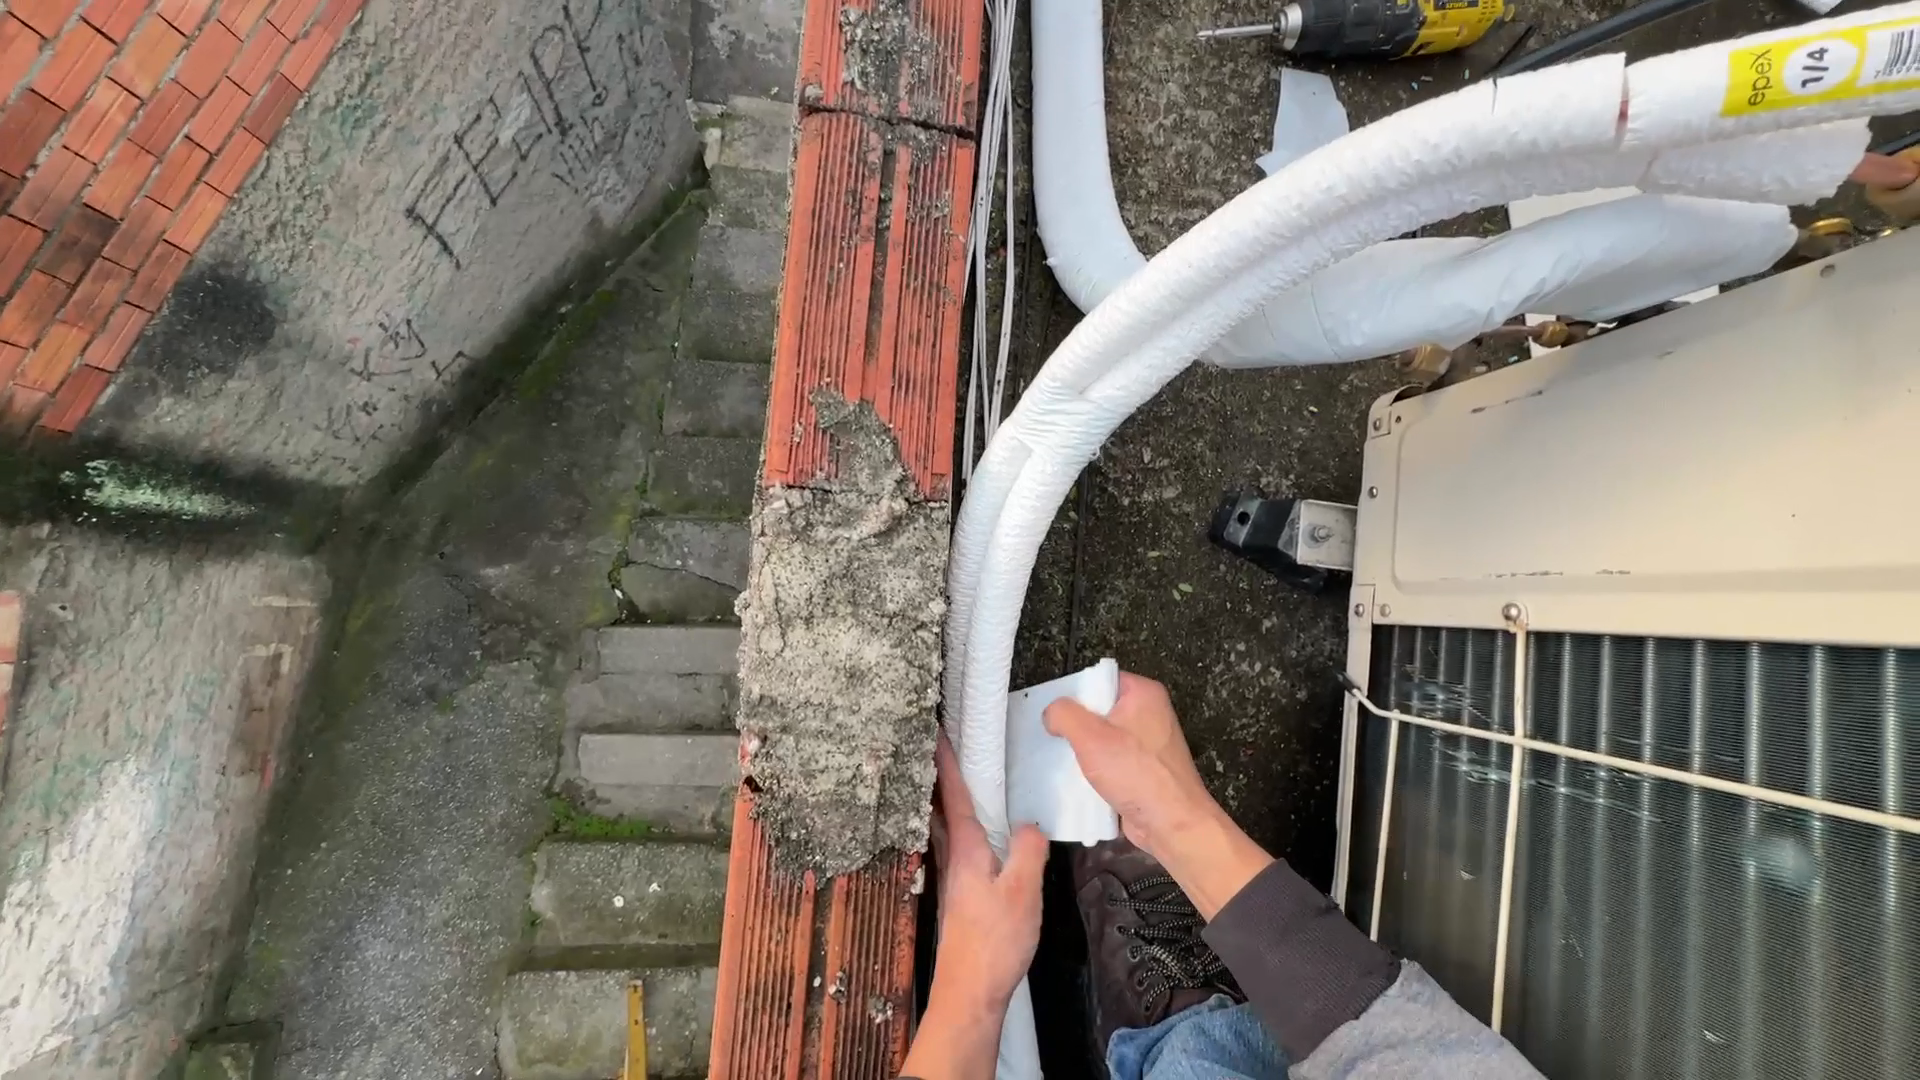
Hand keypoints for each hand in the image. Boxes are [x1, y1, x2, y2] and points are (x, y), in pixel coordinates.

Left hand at [927, 735, 1047, 1009]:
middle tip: (938, 742)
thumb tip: (1028, 824)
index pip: (952, 793)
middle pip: (941, 804)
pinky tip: (970, 827)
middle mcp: (953, 855)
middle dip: (937, 772)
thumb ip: (1027, 850)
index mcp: (965, 847)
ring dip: (944, 795)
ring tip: (950, 773)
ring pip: (945, 823)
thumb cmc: (995, 940)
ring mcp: (953, 874)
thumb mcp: (1021, 890)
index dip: (944, 759)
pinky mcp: (959, 891)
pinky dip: (955, 821)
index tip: (934, 729)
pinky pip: (955, 841)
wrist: (971, 992)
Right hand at [1044, 672, 1272, 918]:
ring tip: (1062, 758)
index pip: (1099, 679)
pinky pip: (1113, 759)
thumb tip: (1051, 713)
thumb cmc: (1135, 773)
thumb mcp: (1090, 736)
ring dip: (1084, 748)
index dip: (1074, 693)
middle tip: (1054, 737)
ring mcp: (1149, 742)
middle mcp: (1150, 712)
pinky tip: (1079, 779)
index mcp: (1143, 693)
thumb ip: (1064, 714)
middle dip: (1076, 723)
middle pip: (1100, 708)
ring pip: (1104, 736)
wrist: (1172, 825)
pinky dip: (1097, 767)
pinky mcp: (1146, 768)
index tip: (1054, 712)